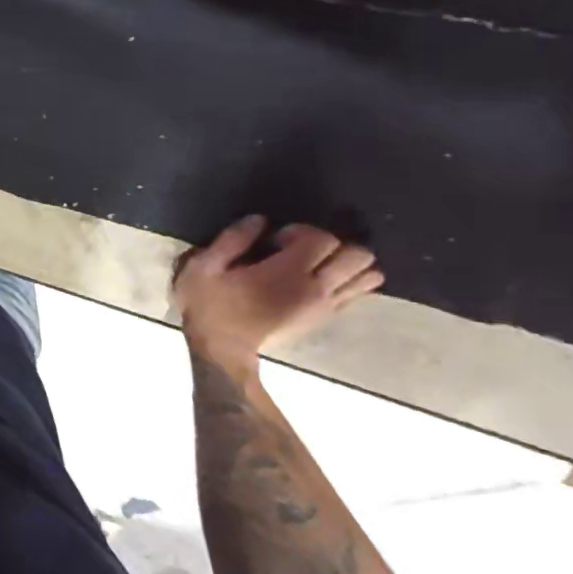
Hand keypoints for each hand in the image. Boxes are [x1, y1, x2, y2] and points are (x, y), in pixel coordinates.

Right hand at [172, 215, 382, 366]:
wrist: (222, 352)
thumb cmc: (210, 307)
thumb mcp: (204, 266)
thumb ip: (232, 239)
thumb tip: (259, 221)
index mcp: (287, 273)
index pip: (325, 240)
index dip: (303, 230)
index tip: (275, 239)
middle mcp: (317, 289)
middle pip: (359, 256)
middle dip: (334, 244)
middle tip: (300, 249)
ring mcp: (326, 306)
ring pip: (368, 277)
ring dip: (347, 263)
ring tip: (314, 264)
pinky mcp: (325, 318)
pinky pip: (358, 294)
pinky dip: (347, 281)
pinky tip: (314, 281)